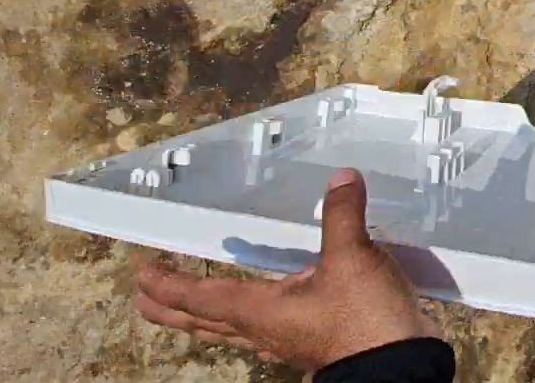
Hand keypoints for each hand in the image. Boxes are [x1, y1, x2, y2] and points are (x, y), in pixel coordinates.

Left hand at [135, 168, 439, 369]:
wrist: (391, 356)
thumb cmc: (361, 311)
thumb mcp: (353, 257)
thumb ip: (343, 217)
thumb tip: (341, 178)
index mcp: (259, 309)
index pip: (200, 297)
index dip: (170, 284)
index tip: (142, 271)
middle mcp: (261, 328)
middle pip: (202, 321)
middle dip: (171, 309)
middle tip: (144, 296)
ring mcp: (283, 339)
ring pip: (226, 330)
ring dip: (202, 319)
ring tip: (191, 310)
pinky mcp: (307, 342)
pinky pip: (257, 333)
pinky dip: (243, 324)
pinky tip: (259, 322)